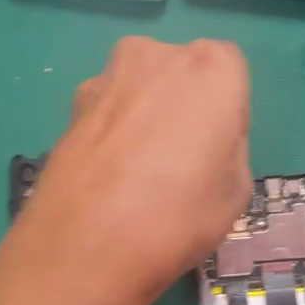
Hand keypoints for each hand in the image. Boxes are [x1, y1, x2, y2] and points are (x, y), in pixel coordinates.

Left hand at [0, 37, 250, 304]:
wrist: (87, 248)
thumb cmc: (178, 218)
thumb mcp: (236, 193)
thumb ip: (229, 151)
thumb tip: (206, 147)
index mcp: (211, 65)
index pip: (230, 79)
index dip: (225, 123)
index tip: (213, 162)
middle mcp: (155, 55)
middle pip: (177, 80)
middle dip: (179, 114)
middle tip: (174, 171)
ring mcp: (104, 80)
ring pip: (134, 97)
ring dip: (139, 125)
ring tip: (134, 183)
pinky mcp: (67, 113)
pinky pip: (102, 122)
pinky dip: (107, 144)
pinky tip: (104, 188)